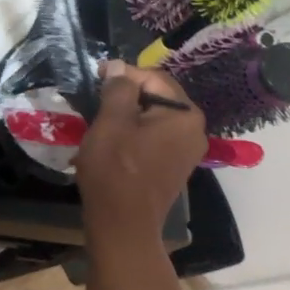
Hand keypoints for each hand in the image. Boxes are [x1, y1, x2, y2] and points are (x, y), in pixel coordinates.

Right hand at [75, 60, 207, 241]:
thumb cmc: (114, 170)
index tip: (95, 77)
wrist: (122, 222)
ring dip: (128, 118)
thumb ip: (118, 90)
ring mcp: (188, 150)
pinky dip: (135, 137)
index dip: (123, 74)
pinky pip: (155, 140)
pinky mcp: (176, 167)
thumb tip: (119, 66)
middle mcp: (195, 129)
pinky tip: (113, 146)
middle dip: (126, 98)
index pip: (154, 78)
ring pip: (155, 121)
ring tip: (100, 125)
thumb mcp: (110, 124)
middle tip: (94, 104)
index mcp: (184, 114)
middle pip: (158, 99)